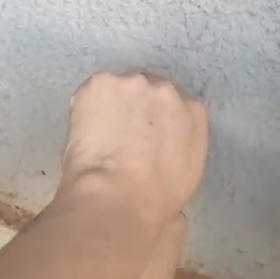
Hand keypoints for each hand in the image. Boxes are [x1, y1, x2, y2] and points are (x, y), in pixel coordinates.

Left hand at [59, 73, 208, 237]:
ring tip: (101, 134)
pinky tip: (86, 129)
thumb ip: (182, 145)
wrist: (117, 193)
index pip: (176, 105)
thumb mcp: (189, 172)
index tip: (146, 133)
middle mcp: (165, 89)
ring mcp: (132, 82)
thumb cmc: (157, 196)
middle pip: (148, 90)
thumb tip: (165, 147)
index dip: (158, 118)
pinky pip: (93, 91)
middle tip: (122, 132)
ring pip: (118, 88)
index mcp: (193, 111)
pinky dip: (87, 106)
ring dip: (112, 104)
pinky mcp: (100, 82)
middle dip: (136, 106)